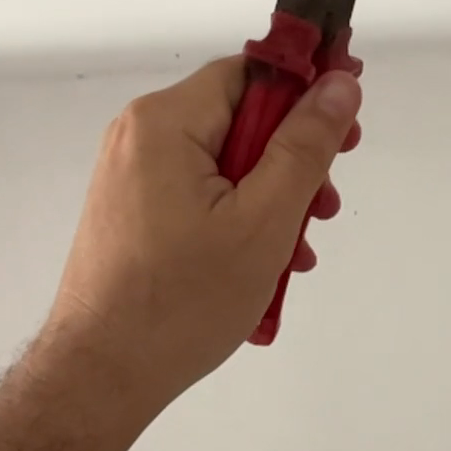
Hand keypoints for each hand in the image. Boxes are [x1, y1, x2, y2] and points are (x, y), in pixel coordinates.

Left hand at [45, 56, 361, 410]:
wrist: (101, 375)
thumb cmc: (184, 300)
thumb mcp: (263, 221)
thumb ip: (305, 147)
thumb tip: (339, 83)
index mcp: (166, 122)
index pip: (251, 74)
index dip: (306, 95)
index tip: (348, 133)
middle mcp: (140, 137)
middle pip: (238, 122)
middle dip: (292, 163)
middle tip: (325, 209)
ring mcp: (131, 178)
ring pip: (223, 167)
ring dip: (270, 201)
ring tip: (298, 253)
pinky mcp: (133, 214)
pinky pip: (199, 198)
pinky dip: (237, 221)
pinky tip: (263, 266)